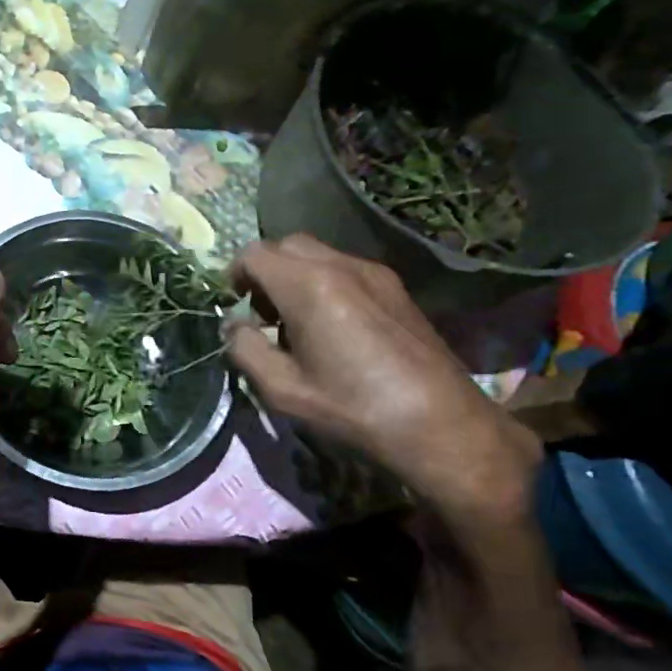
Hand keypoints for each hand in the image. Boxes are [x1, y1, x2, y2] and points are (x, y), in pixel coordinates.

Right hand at [224, 235, 540, 515]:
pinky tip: (328, 328)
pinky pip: (344, 269)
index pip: (255, 253)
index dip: (234, 274)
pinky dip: (322, 283)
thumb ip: (244, 349)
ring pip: (318, 254)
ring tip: (292, 323)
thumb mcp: (281, 389)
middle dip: (264, 271)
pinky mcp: (396, 289)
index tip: (231, 305)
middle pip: (287, 245)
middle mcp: (342, 267)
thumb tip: (234, 326)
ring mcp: (375, 274)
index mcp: (309, 287)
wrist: (440, 424)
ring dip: (293, 276)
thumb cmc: (352, 408)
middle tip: (259, 312)